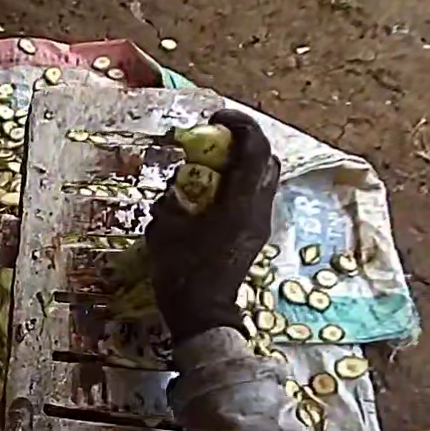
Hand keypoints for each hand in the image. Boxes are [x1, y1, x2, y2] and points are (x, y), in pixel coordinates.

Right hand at [146, 109, 280, 342]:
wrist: (202, 312)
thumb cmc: (181, 273)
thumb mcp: (164, 234)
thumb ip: (170, 205)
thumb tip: (174, 190)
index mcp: (240, 205)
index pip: (253, 151)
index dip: (238, 126)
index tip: (216, 117)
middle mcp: (258, 210)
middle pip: (265, 162)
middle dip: (243, 144)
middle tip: (214, 142)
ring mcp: (258, 224)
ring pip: (260, 181)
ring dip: (239, 167)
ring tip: (209, 169)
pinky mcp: (251, 236)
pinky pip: (250, 199)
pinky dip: (234, 187)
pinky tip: (208, 197)